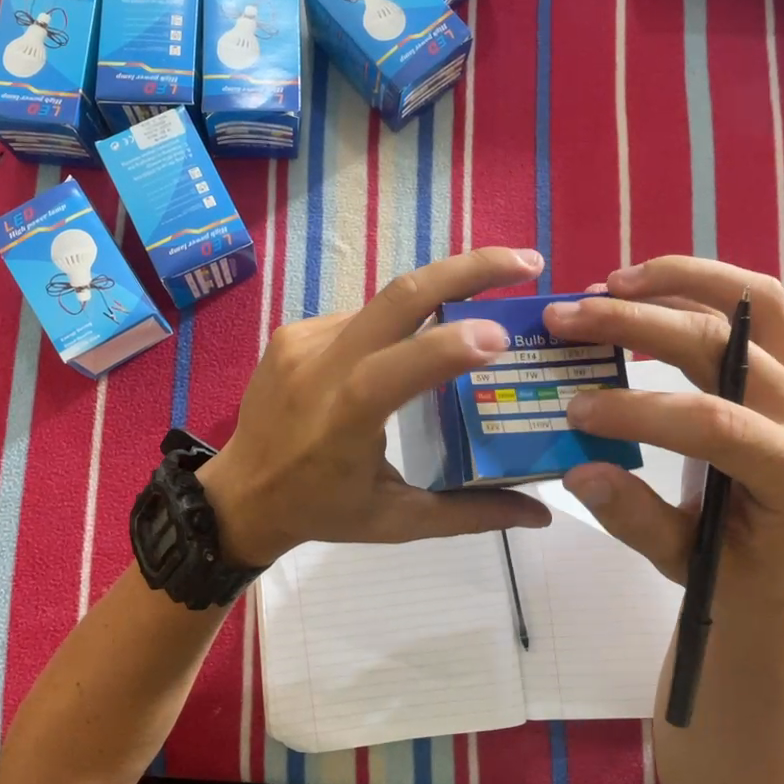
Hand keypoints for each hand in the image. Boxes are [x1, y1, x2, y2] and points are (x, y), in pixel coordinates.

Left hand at [197, 248, 554, 567]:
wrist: (239, 493)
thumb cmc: (321, 511)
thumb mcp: (397, 520)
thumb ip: (471, 514)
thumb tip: (544, 512)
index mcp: (343, 420)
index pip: (399, 366)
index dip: (452, 345)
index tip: (507, 335)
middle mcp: (319, 367)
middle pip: (400, 296)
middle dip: (469, 270)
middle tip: (527, 263)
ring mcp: (302, 341)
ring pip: (385, 304)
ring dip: (440, 297)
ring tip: (483, 304)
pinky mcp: (292, 332)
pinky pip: (360, 317)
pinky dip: (397, 323)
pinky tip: (413, 343)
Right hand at [542, 258, 783, 585]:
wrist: (772, 554)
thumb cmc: (729, 566)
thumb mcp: (678, 557)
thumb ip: (633, 517)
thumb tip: (580, 473)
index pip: (717, 425)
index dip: (639, 410)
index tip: (574, 410)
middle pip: (725, 344)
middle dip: (638, 325)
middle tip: (567, 318)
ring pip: (754, 301)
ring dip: (678, 280)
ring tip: (609, 284)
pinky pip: (748, 304)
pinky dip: (687, 287)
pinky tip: (631, 290)